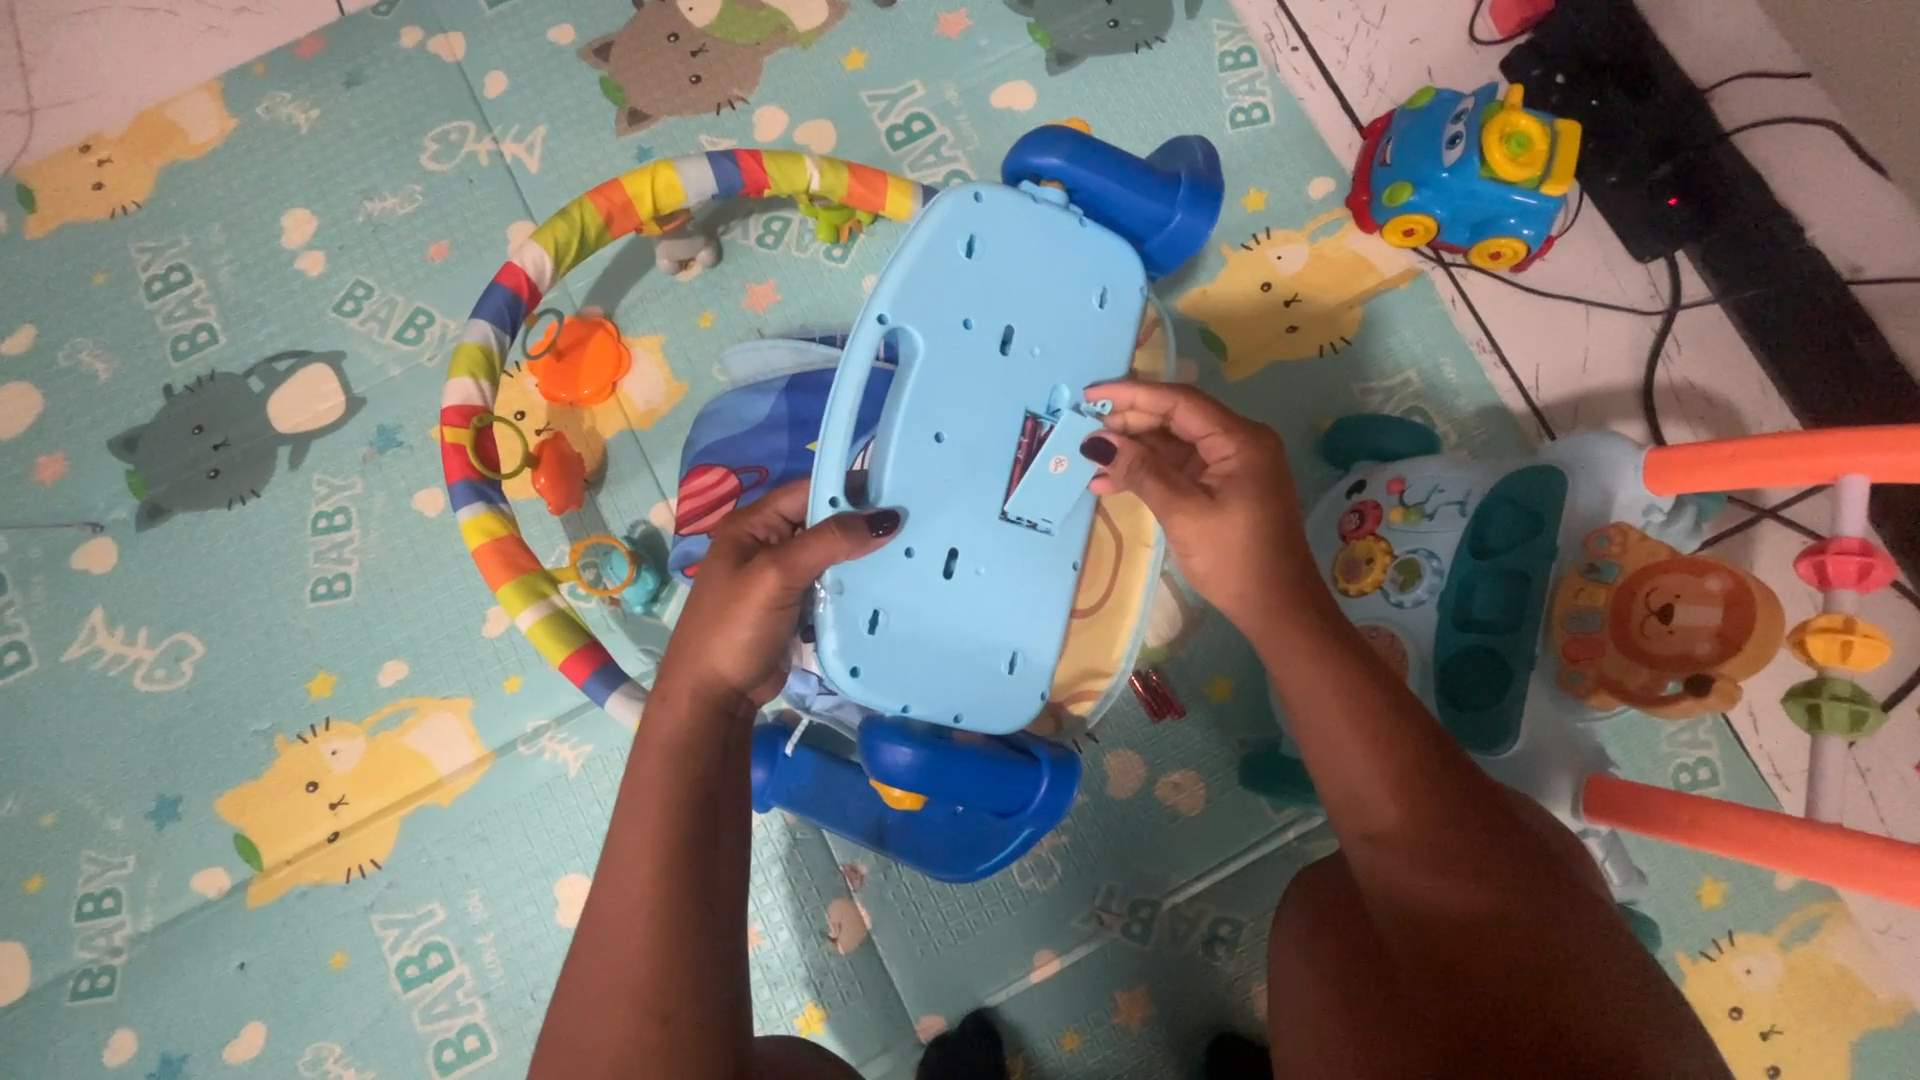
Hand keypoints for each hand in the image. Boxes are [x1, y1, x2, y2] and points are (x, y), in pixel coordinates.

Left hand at [652, 480, 901, 712]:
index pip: (807, 490)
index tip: (895, 490)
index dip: (848, 488)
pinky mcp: (794, 605)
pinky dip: (852, 583)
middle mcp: (766, 542)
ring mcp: (780, 576)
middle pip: (821, 520)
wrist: (713, 695)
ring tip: (907, 548)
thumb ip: (829, 542)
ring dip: (860, 555)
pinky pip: (829, 583)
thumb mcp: (779, 575)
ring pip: (829, 553)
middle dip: (860, 521)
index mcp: (752, 524)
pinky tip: (884, 583)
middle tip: (911, 520)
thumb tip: (887, 519)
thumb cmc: (736, 627)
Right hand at [1079, 382, 1318, 636]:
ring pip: (1171, 445)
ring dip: (1132, 453)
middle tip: (1084, 433)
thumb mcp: (1183, 512)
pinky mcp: (1220, 487)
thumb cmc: (1234, 559)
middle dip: (1128, 425)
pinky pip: (1177, 468)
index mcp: (1239, 439)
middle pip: (1174, 419)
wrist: (1276, 607)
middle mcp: (1237, 442)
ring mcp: (1229, 465)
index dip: (1131, 395)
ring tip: (1089, 463)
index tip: (1090, 396)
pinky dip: (1146, 474)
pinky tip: (1109, 484)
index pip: (1178, 401)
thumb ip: (1141, 471)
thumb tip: (1096, 442)